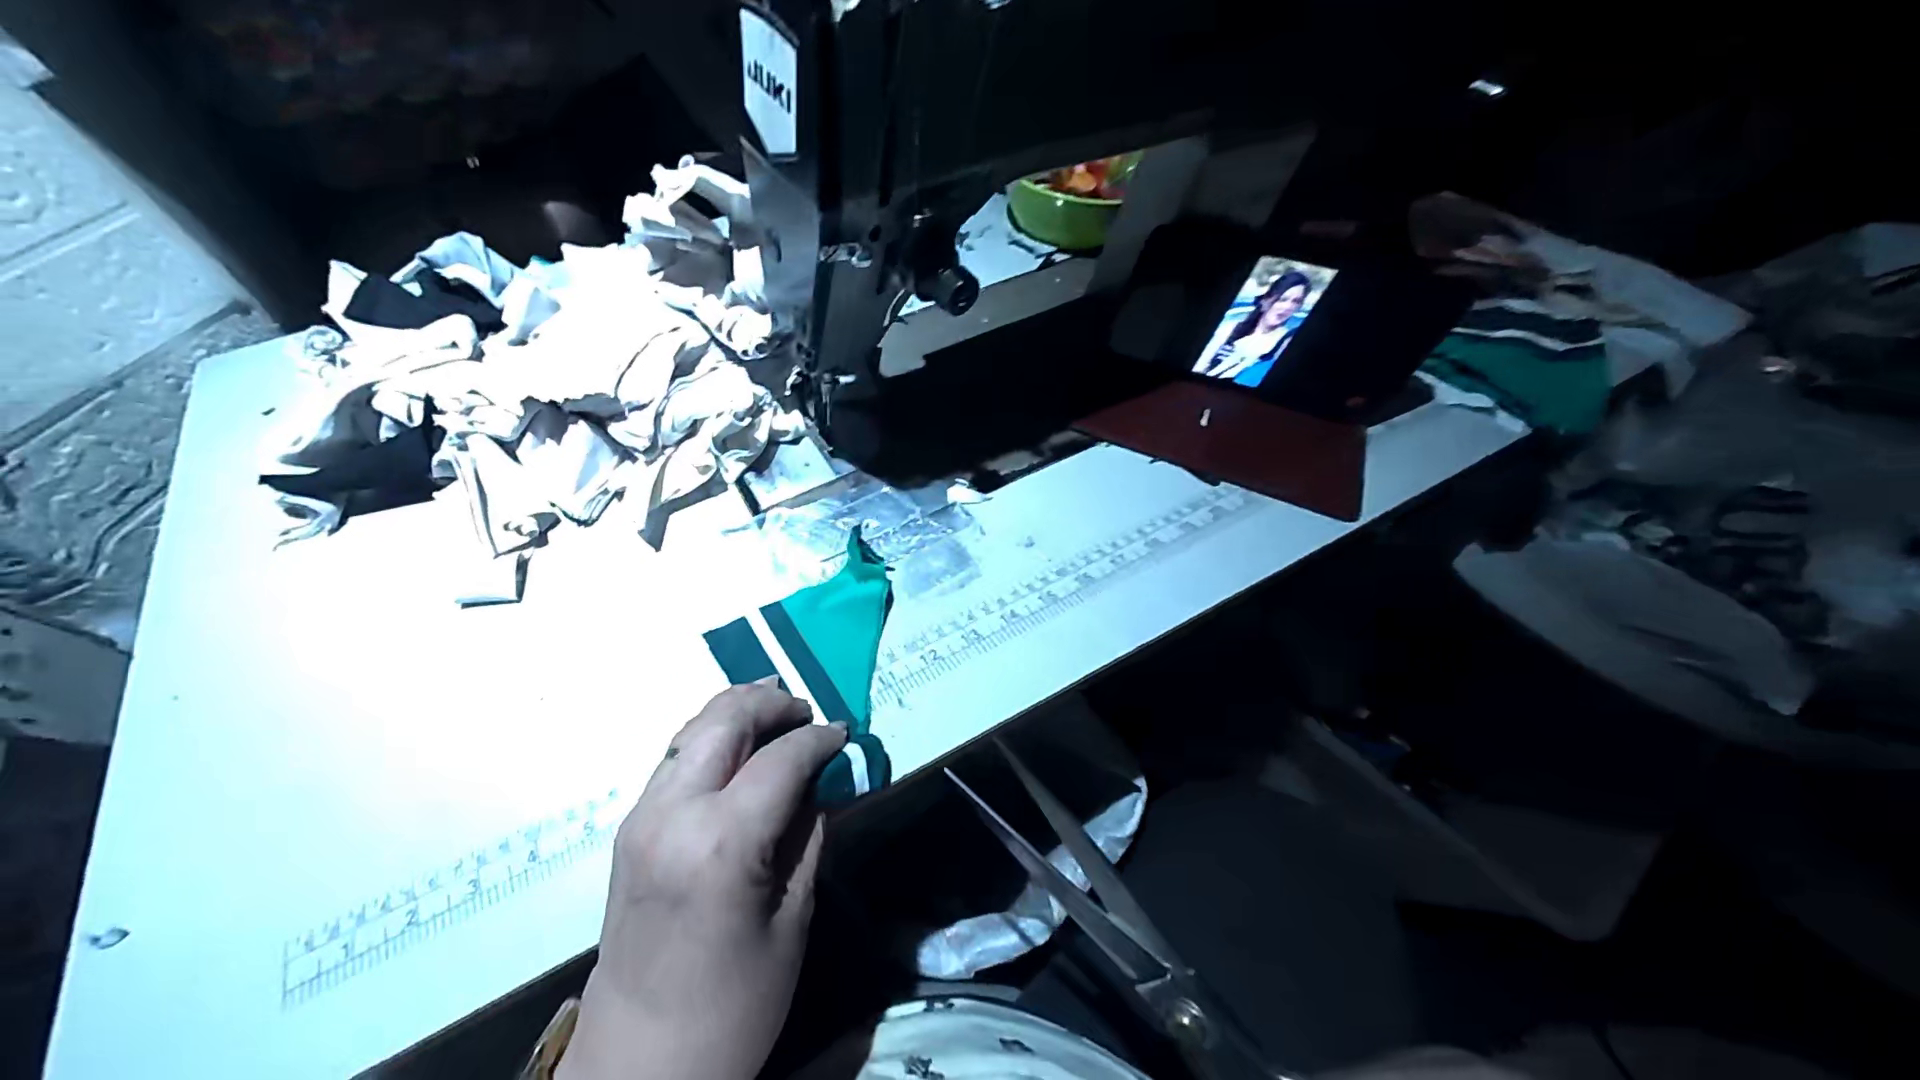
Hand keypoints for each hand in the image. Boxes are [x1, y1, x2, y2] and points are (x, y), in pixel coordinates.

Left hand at [560, 680, 847, 1079]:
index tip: (846, 735)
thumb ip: (809, 832)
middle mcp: (672, 814)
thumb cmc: (735, 1000)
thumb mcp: (793, 915)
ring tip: (779, 711)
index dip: (820, 739)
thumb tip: (828, 776)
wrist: (640, 1057)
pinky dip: (713, 736)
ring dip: (739, 711)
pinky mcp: (629, 826)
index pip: (780, 759)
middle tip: (809, 712)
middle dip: (772, 703)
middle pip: (724, 721)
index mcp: (719, 843)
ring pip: (693, 729)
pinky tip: (740, 745)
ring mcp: (641, 816)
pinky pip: (676, 757)